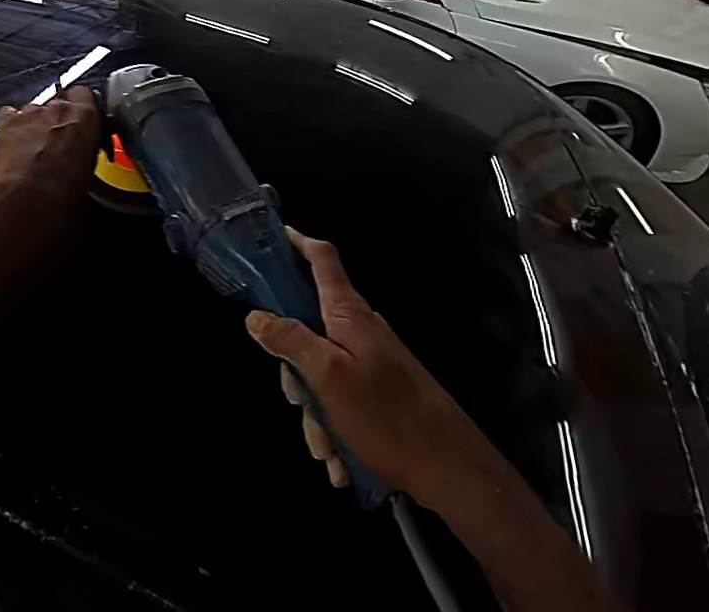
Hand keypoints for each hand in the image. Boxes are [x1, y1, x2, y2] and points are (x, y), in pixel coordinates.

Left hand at [0, 85, 101, 204]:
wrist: (27, 197)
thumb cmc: (61, 188)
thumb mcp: (90, 167)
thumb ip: (88, 145)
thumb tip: (84, 147)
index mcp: (84, 116)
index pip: (84, 94)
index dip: (81, 108)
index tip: (81, 122)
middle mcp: (57, 108)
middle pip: (58, 104)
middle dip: (58, 120)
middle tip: (58, 143)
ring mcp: (30, 112)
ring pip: (35, 110)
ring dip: (36, 125)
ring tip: (34, 150)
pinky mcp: (7, 121)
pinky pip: (10, 115)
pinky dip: (13, 126)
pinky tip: (14, 143)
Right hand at [245, 228, 508, 513]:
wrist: (453, 471)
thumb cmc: (387, 415)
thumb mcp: (327, 376)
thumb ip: (289, 340)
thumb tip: (255, 316)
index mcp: (348, 314)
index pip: (322, 259)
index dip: (298, 243)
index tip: (274, 236)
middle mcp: (359, 329)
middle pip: (307, 325)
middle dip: (294, 368)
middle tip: (298, 401)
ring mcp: (370, 360)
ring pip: (319, 371)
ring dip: (316, 412)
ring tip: (328, 450)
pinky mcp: (378, 390)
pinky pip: (340, 399)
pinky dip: (335, 428)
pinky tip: (341, 462)